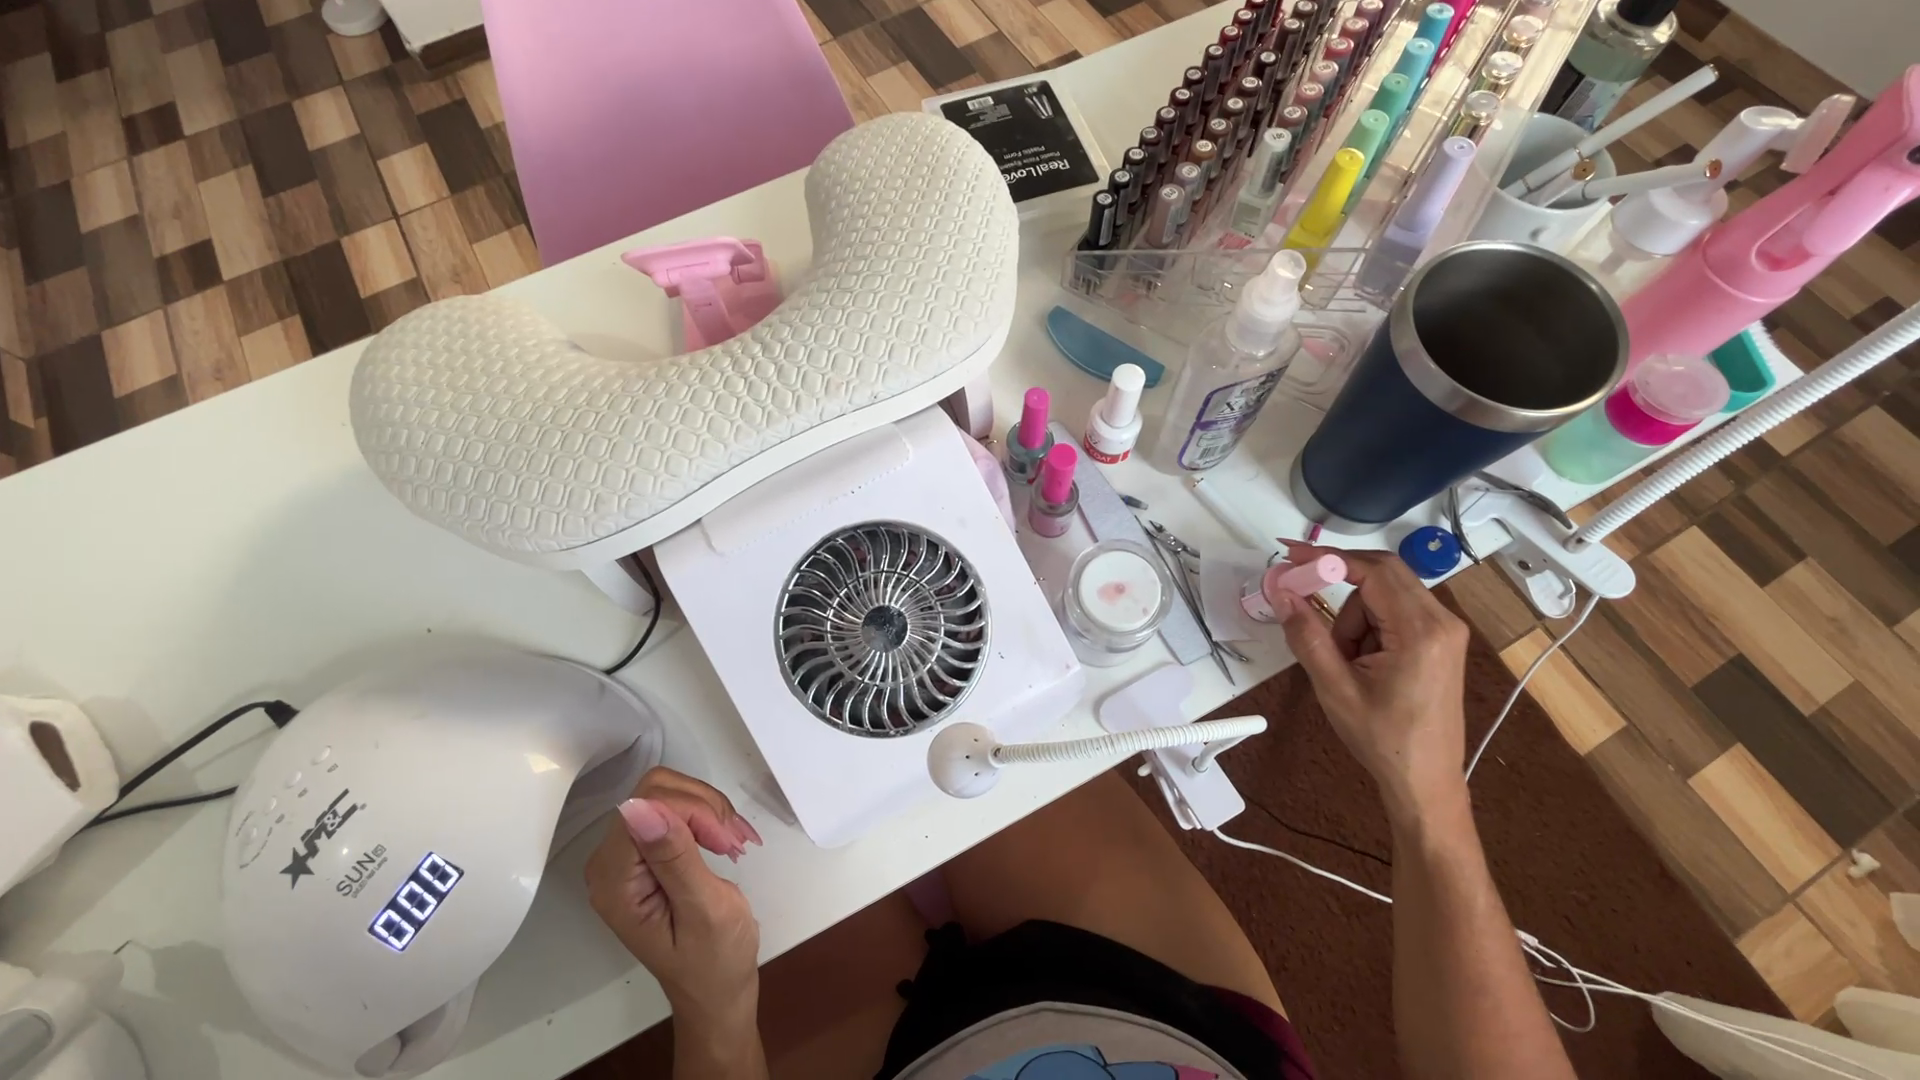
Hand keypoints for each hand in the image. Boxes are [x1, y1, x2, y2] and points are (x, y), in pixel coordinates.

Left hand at [584, 768, 764, 1024]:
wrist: (718, 990)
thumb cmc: (715, 961)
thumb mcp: (704, 910)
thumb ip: (674, 857)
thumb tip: (639, 807)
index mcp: (615, 882)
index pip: (647, 805)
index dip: (694, 812)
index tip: (727, 844)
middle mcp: (610, 863)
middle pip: (655, 791)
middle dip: (704, 807)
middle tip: (734, 842)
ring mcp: (627, 856)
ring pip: (668, 792)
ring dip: (710, 810)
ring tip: (735, 844)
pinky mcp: (646, 852)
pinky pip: (675, 807)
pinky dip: (708, 816)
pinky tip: (728, 840)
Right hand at [1272, 541, 1470, 820]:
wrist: (1425, 780)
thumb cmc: (1382, 739)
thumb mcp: (1334, 688)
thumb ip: (1306, 636)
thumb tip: (1282, 592)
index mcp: (1421, 632)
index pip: (1373, 570)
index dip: (1329, 557)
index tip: (1291, 554)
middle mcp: (1442, 621)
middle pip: (1382, 574)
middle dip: (1337, 584)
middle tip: (1300, 597)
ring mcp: (1445, 631)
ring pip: (1384, 595)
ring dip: (1352, 616)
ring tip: (1343, 662)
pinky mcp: (1440, 641)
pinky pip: (1394, 612)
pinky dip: (1367, 627)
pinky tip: (1361, 663)